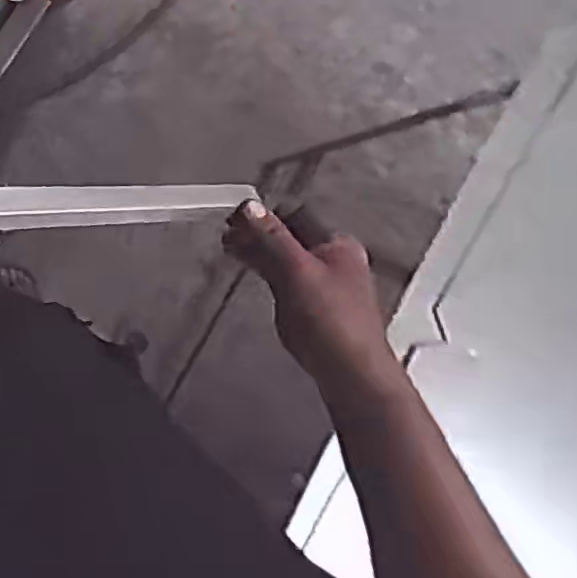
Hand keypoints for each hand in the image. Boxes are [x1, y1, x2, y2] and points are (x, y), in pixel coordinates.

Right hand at [223, 201, 401, 405]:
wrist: (348, 369)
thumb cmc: (334, 322)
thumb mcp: (296, 270)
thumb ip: (271, 237)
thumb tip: (250, 208)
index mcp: (337, 246)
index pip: (294, 215)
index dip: (264, 214)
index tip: (235, 217)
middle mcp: (331, 260)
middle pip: (287, 235)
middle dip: (256, 231)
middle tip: (228, 231)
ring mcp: (319, 282)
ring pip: (282, 255)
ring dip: (256, 248)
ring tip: (231, 246)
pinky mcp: (307, 303)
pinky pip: (281, 275)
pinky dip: (262, 267)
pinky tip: (250, 267)